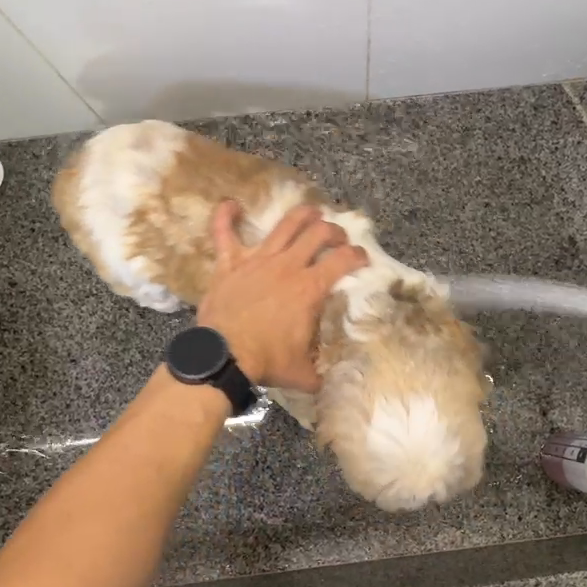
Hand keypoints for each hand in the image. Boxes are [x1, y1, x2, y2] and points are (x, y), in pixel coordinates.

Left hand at [195, 200, 368, 393]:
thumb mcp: (304, 373)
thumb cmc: (267, 362)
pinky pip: (224, 232)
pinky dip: (226, 216)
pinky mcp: (229, 263)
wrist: (224, 357)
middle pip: (318, 233)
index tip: (363, 259)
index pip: (343, 261)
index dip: (358, 256)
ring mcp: (257, 260)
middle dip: (334, 231)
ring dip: (301, 215)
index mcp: (310, 289)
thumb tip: (331, 382)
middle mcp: (287, 266)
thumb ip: (321, 373)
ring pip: (284, 225)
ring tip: (311, 213)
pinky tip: (232, 205)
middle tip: (338, 238)